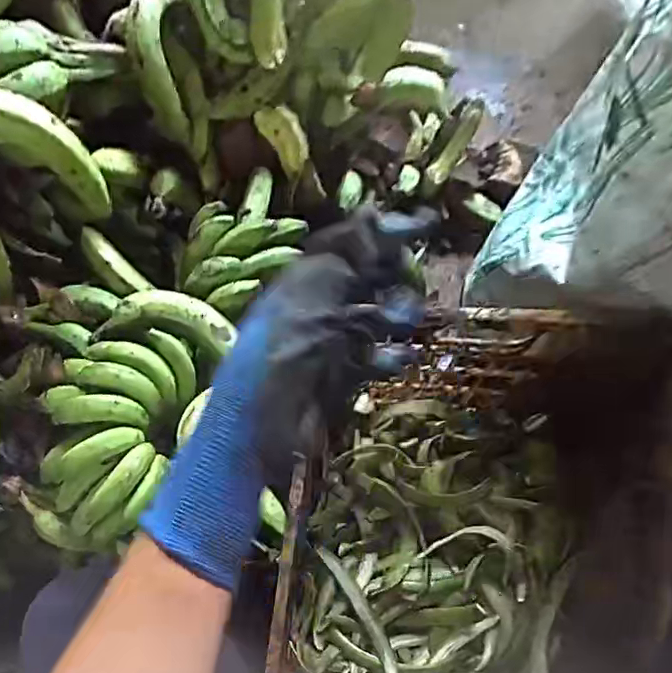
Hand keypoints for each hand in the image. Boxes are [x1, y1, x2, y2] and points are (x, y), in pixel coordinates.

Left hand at [140, 209, 431, 589]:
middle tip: (414, 280)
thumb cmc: (266, 377)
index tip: (424, 224)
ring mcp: (328, 349)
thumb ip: (339, 268)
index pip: (346, 245)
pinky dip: (388, 359)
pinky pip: (372, 361)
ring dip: (396, 317)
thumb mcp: (302, 311)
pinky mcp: (338, 386)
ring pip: (376, 318)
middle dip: (394, 275)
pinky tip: (395, 361)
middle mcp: (313, 312)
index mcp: (296, 289)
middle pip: (366, 278)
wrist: (247, 449)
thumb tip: (377, 223)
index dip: (382, 232)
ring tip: (404, 323)